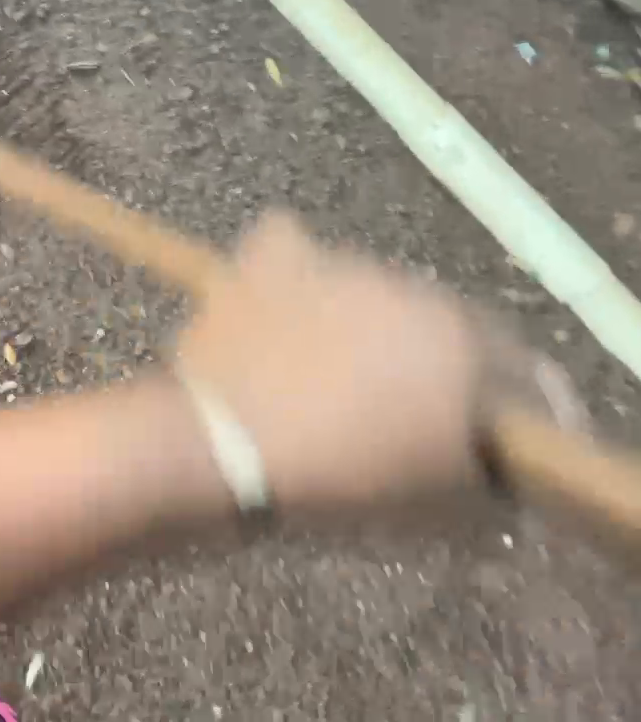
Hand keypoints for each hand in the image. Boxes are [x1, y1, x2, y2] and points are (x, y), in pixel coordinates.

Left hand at [173, 212, 514, 511]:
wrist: (229, 440)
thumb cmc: (343, 475)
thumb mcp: (449, 496)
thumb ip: (488, 463)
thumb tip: (487, 453)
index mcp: (464, 340)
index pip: (508, 363)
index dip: (496, 398)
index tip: (477, 425)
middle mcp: (403, 288)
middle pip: (428, 317)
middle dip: (417, 351)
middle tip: (389, 390)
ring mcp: (326, 268)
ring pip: (358, 280)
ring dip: (352, 310)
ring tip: (325, 350)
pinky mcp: (259, 265)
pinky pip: (283, 241)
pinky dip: (286, 262)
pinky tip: (276, 285)